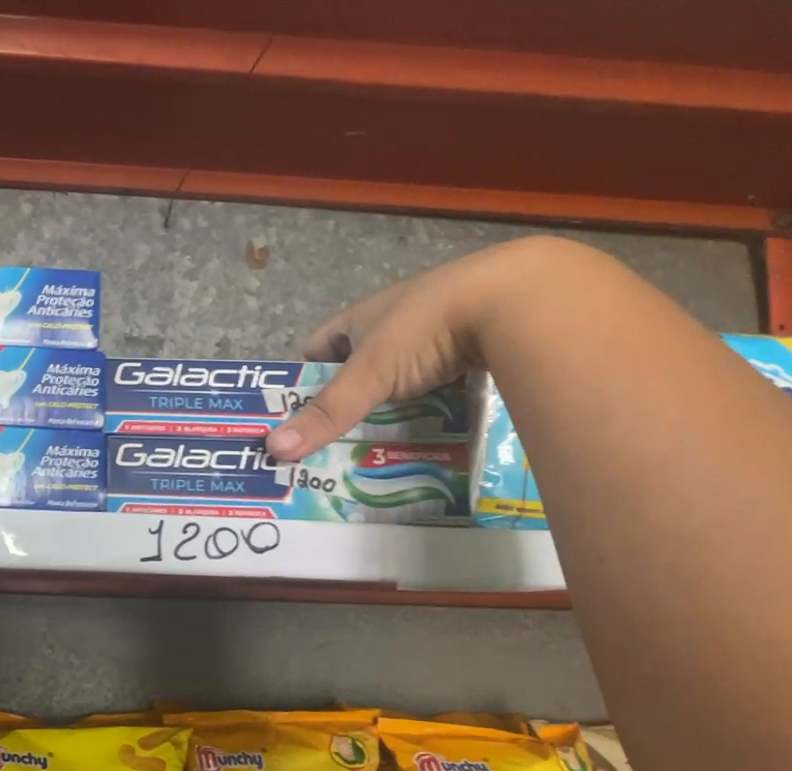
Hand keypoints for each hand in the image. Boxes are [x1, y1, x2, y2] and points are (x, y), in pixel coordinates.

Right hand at [265, 241, 531, 461]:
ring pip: (404, 381)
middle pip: (361, 371)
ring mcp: (438, 332)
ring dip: (395, 410)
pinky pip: (444, 385)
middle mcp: (397, 321)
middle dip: (352, 406)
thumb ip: (326, 413)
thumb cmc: (426, 327)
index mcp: (362, 317)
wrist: (519, 300)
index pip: (319, 349)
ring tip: (386, 450)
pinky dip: (436, 409)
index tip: (302, 417)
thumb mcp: (369, 374)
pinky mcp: (476, 346)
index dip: (307, 379)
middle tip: (340, 446)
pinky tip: (436, 435)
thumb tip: (272, 449)